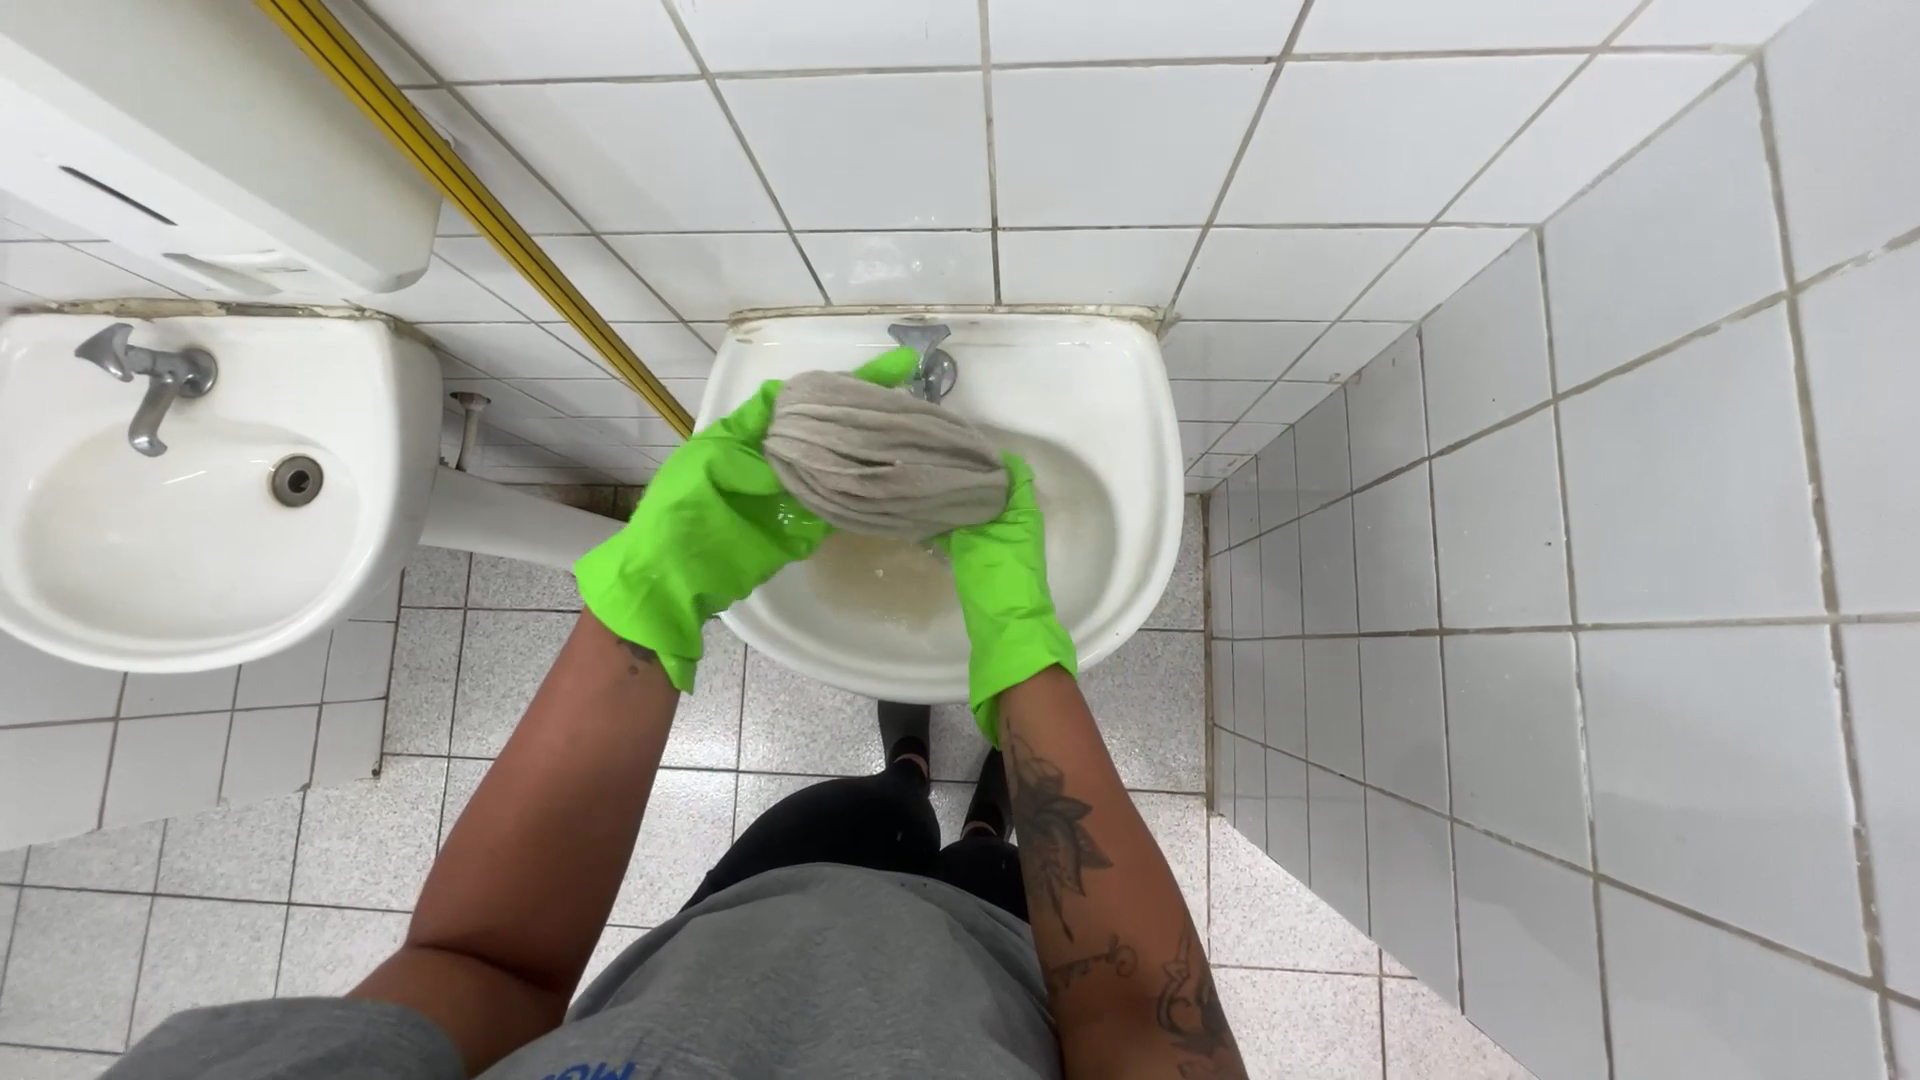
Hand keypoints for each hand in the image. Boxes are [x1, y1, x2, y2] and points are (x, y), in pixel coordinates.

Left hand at [574, 347, 919, 691]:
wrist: (673, 581)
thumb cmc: (680, 516)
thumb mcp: (707, 467)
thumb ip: (753, 451)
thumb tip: (802, 452)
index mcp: (746, 436)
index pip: (793, 398)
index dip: (832, 384)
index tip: (881, 372)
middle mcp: (771, 459)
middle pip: (821, 431)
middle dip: (858, 417)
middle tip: (906, 406)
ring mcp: (786, 495)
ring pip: (832, 469)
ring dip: (863, 458)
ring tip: (909, 441)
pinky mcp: (798, 530)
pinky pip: (833, 510)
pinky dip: (857, 501)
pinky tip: (889, 486)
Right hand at [937, 453, 1076, 745]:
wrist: (1008, 631)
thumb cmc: (997, 580)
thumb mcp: (978, 539)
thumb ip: (965, 514)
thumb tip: (945, 491)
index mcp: (1022, 513)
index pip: (1014, 471)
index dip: (992, 457)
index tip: (963, 447)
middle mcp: (1019, 525)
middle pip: (999, 490)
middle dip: (974, 477)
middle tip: (941, 466)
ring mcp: (1008, 546)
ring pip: (986, 512)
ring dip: (966, 501)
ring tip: (935, 487)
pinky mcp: (994, 564)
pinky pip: (977, 532)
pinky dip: (961, 523)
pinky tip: (936, 521)